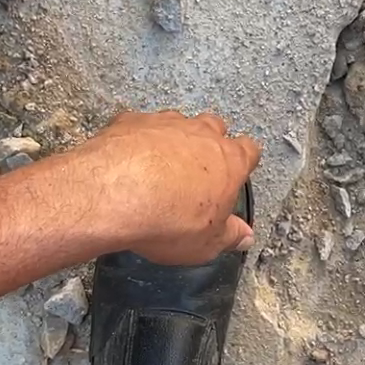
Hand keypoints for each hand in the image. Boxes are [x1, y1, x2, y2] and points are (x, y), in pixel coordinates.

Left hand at [63, 111, 260, 263]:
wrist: (116, 196)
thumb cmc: (168, 218)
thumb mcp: (206, 243)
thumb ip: (229, 236)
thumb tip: (243, 236)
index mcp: (229, 162)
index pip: (249, 151)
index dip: (243, 160)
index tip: (237, 170)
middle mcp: (202, 135)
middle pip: (215, 127)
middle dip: (209, 143)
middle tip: (198, 169)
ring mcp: (167, 124)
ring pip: (178, 122)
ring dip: (173, 139)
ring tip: (160, 165)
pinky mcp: (133, 121)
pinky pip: (140, 125)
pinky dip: (138, 139)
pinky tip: (129, 160)